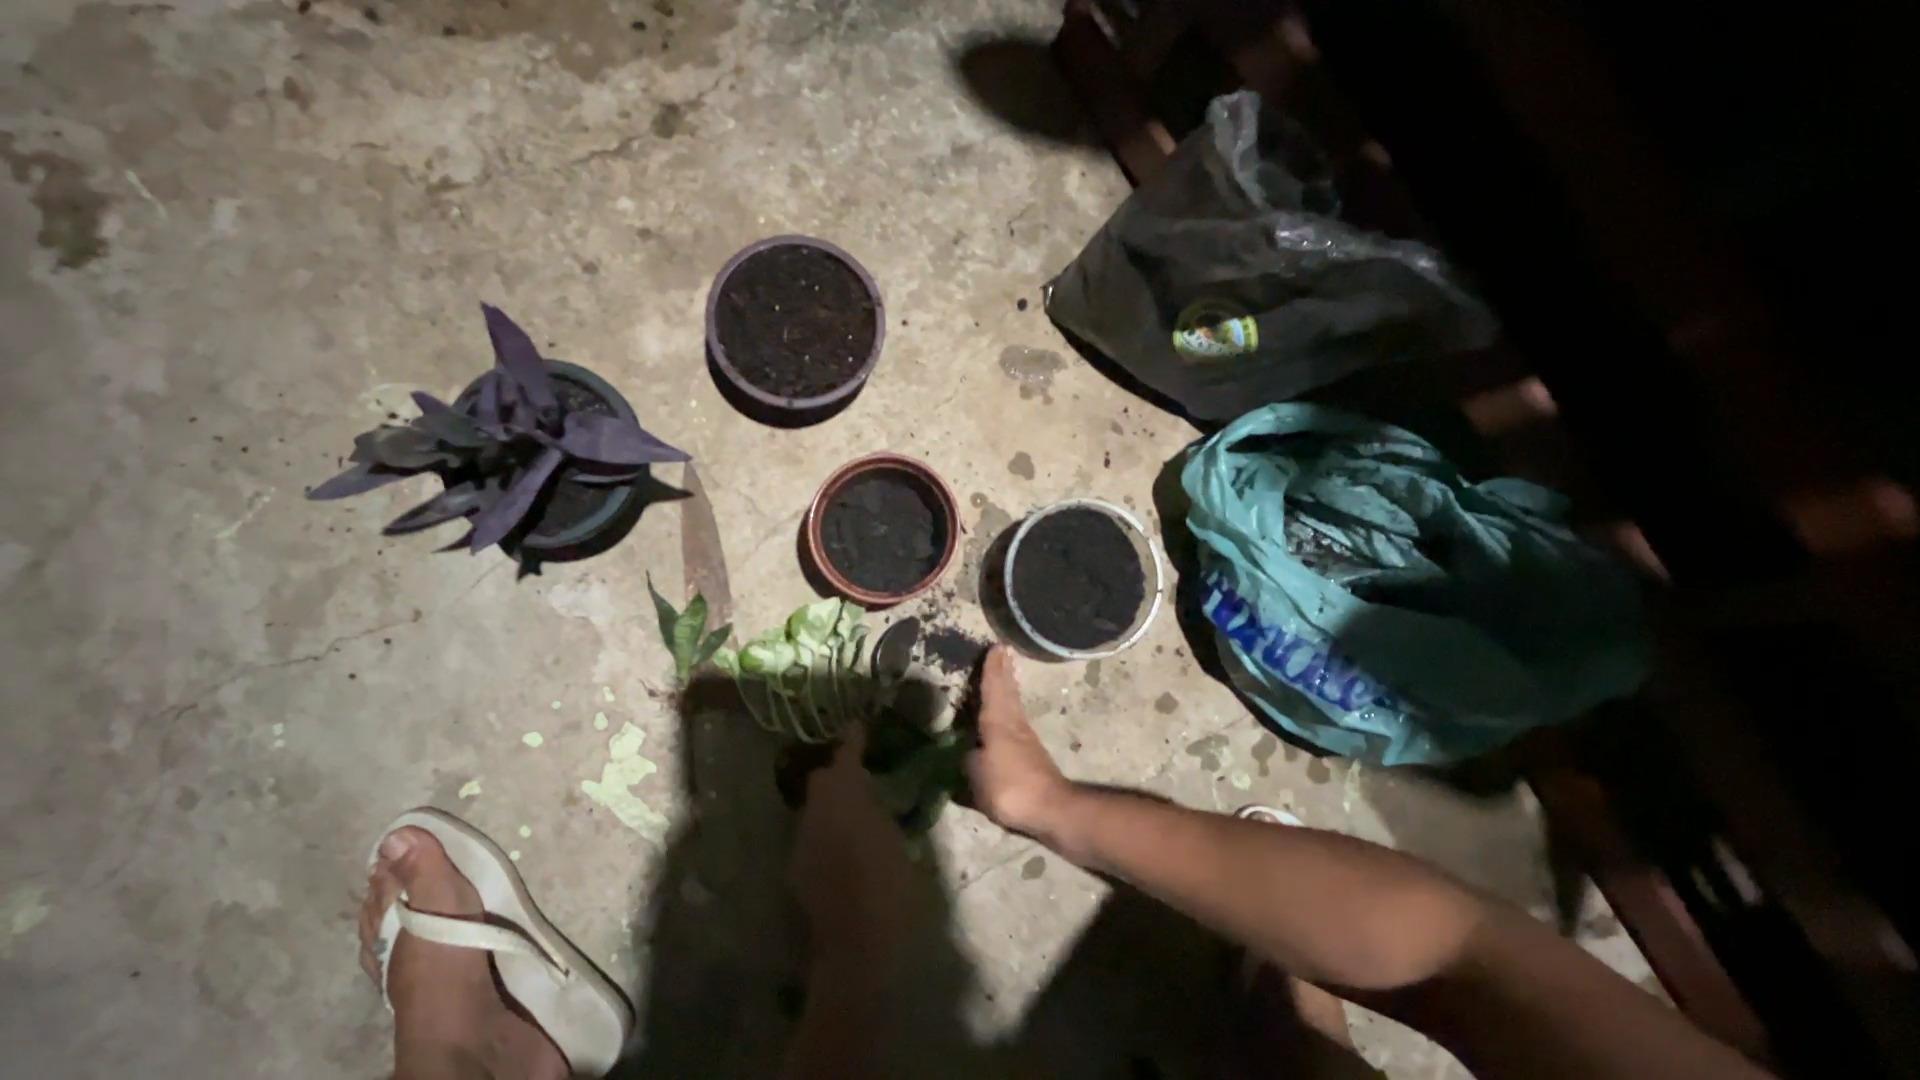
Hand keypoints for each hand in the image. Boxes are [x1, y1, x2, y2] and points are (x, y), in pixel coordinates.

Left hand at [789, 724, 914, 966]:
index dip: (852, 742)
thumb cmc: (894, 894)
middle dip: (838, 775)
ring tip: (857, 814)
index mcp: (846, 801)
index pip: (844, 760)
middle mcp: (816, 816)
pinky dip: (826, 834)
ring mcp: (801, 846)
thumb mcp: (900, 848)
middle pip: (821, 782)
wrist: (858, 953)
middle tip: (863, 776)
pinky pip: (811, 839)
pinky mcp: (796, 874)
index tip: (858, 726)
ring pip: (814, 811)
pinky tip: (845, 850)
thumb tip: (877, 804)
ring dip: (831, 806)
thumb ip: (883, 818)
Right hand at [965, 647, 1073, 837]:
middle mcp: (1014, 724)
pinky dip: (1011, 709)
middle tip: (1003, 652)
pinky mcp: (1031, 756)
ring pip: (1014, 705)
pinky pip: (1016, 722)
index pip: (992, 688)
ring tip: (1006, 674)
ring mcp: (1025, 739)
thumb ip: (970, 760)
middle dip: (1003, 672)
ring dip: (1009, 688)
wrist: (1049, 809)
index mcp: (998, 722)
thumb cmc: (1010, 787)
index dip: (991, 669)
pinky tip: (1008, 715)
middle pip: (1008, 692)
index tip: (994, 647)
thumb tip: (970, 752)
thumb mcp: (977, 775)